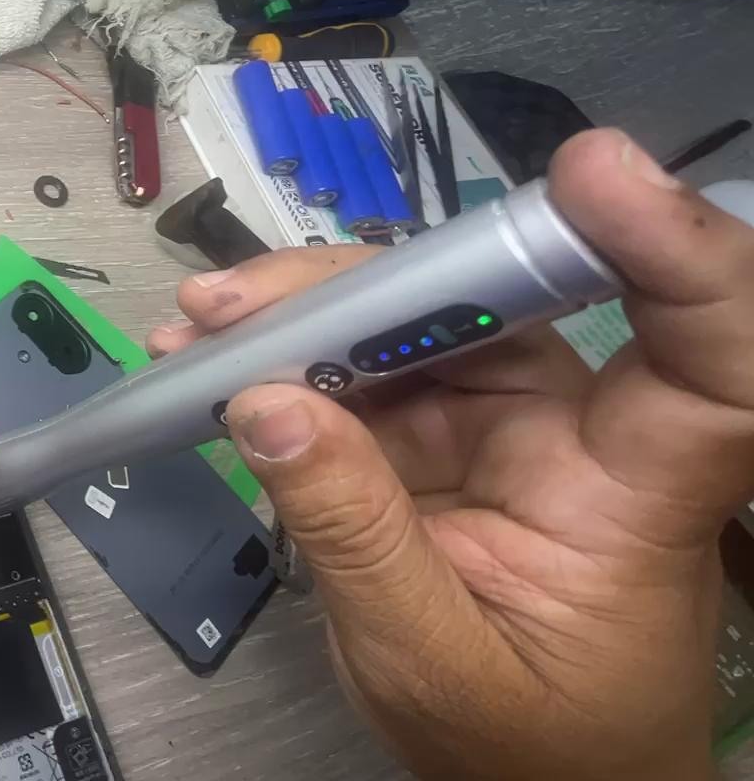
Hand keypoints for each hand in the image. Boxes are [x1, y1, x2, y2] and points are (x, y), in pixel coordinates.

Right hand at [146, 129, 752, 780]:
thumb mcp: (425, 656)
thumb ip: (352, 534)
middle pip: (472, 314)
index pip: (701, 365)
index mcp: (619, 496)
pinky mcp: (402, 432)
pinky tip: (198, 359)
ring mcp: (469, 424)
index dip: (672, 256)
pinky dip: (259, 357)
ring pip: (386, 327)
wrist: (499, 769)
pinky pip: (331, 370)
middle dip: (349, 288)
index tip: (591, 172)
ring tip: (193, 324)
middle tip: (227, 301)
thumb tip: (264, 404)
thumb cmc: (513, 742)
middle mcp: (552, 432)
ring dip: (282, 315)